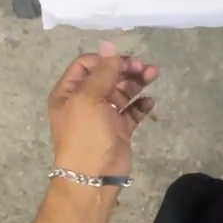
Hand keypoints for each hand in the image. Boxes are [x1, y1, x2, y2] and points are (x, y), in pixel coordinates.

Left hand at [48, 42, 157, 178]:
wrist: (93, 178)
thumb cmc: (86, 136)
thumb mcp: (89, 99)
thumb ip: (103, 72)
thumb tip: (110, 45)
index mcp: (69, 92)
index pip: (87, 65)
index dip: (106, 59)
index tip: (125, 60)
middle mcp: (84, 101)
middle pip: (107, 76)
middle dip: (125, 69)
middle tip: (145, 67)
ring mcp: (103, 116)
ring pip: (121, 92)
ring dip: (137, 83)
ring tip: (153, 75)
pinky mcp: (119, 130)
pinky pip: (131, 112)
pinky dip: (140, 104)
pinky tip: (149, 101)